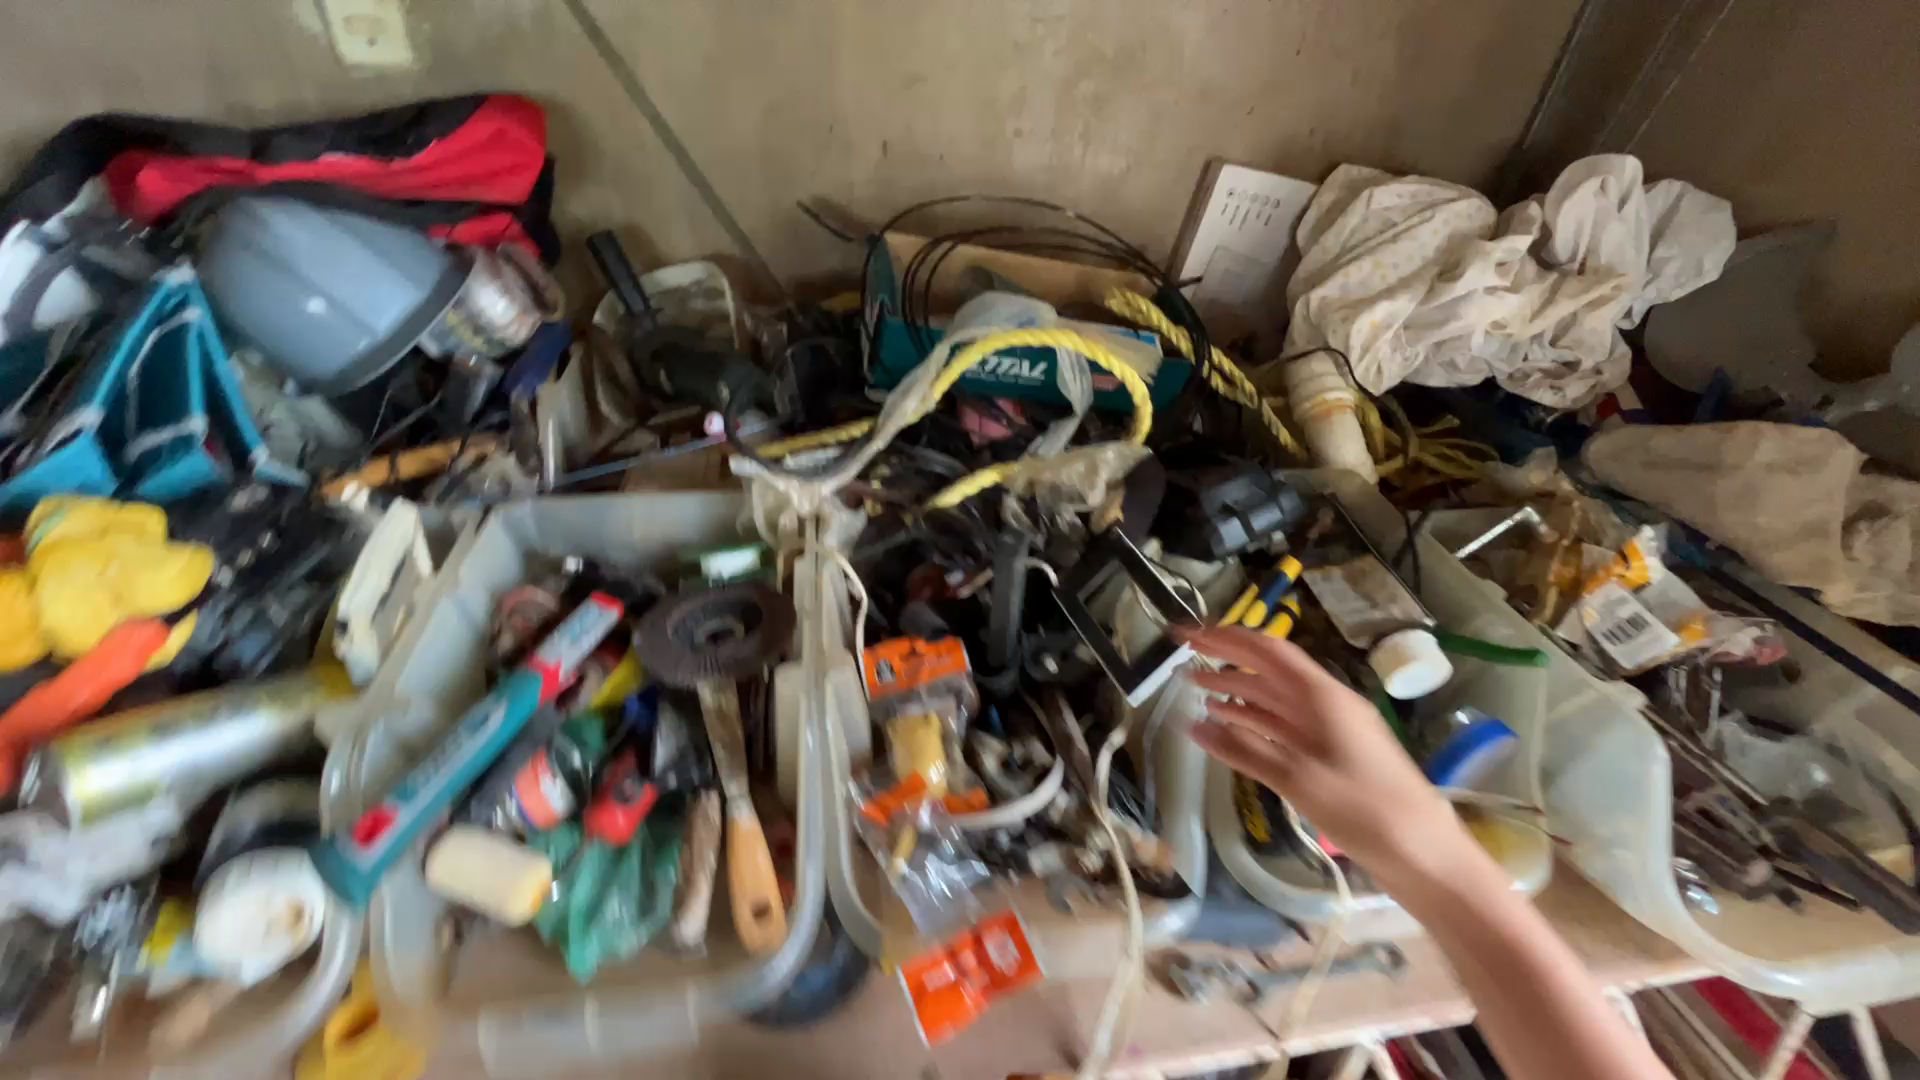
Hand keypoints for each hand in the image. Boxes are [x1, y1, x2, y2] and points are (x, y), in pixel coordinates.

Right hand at [1179, 625, 1471, 884]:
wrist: (1426, 856)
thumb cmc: (1365, 811)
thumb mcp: (1298, 779)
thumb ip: (1243, 751)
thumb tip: (1193, 726)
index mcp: (1322, 697)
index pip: (1267, 651)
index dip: (1225, 637)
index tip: (1188, 634)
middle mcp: (1325, 704)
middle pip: (1268, 670)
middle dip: (1225, 658)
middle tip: (1183, 654)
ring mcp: (1328, 729)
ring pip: (1273, 698)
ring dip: (1235, 690)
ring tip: (1195, 689)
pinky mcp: (1329, 754)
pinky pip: (1282, 725)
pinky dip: (1252, 721)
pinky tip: (1227, 725)